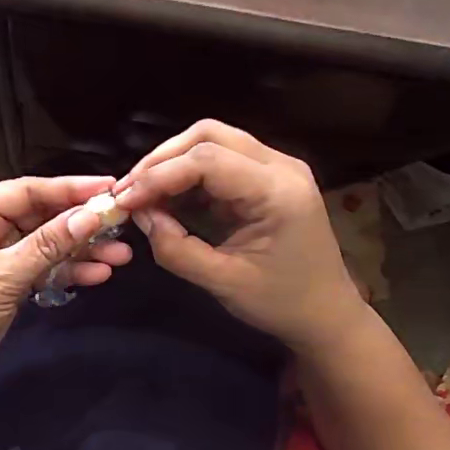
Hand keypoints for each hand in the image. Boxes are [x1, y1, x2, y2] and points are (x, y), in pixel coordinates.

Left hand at [0, 176, 134, 381]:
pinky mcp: (10, 281)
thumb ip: (49, 245)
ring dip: (82, 250)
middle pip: (42, 216)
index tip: (107, 187)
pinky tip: (97, 273)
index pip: (27, 192)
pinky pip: (45, 268)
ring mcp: (0, 255)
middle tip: (121, 222)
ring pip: (48, 244)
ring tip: (120, 255)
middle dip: (81, 223)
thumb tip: (91, 216)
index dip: (69, 189)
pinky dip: (69, 271)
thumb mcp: (3, 275)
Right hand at [113, 120, 363, 350]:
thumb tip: (140, 216)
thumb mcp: (222, 282)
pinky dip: (189, 176)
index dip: (158, 176)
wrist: (326, 315)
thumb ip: (176, 248)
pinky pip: (221, 162)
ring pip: (213, 142)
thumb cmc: (280, 303)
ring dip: (173, 164)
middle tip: (129, 191)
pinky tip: (167, 199)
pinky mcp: (268, 179)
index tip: (124, 202)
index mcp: (277, 190)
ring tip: (142, 194)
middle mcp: (280, 166)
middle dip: (162, 160)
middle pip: (209, 135)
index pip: (206, 160)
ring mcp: (277, 169)